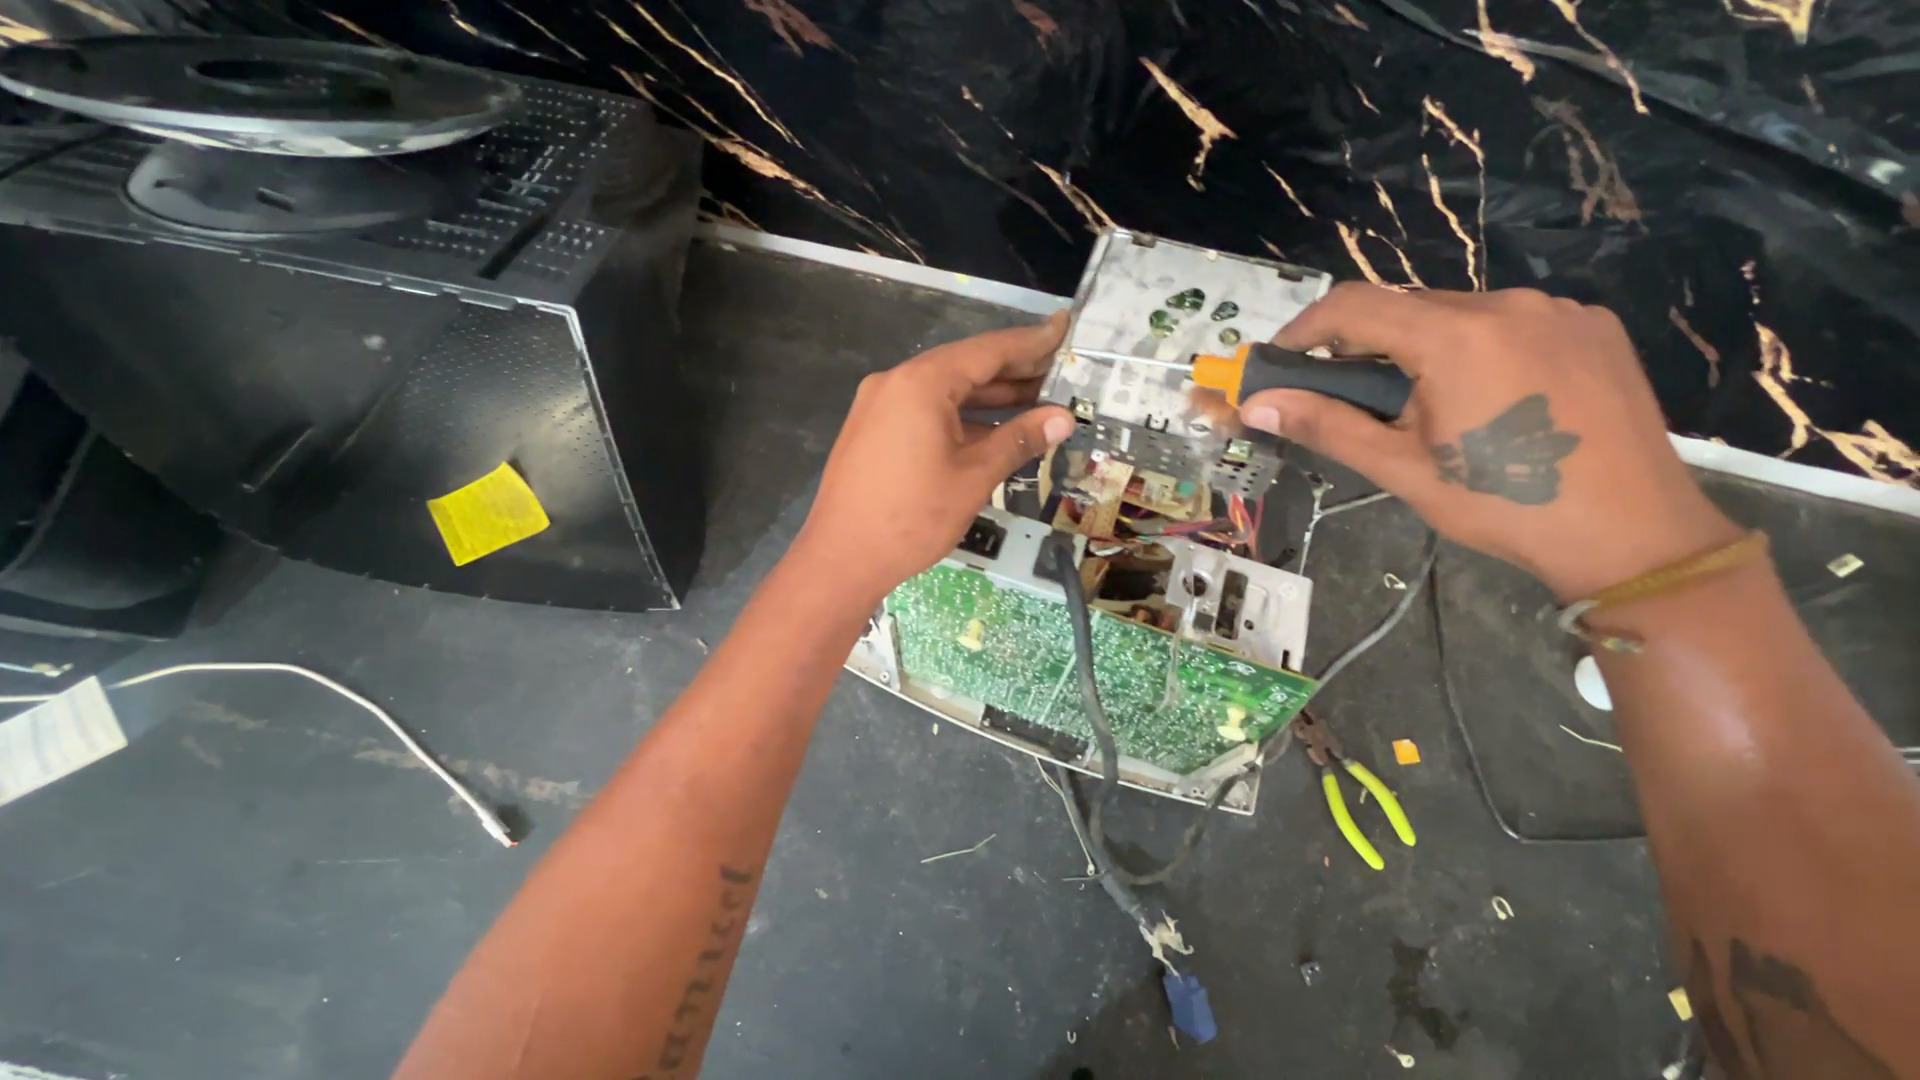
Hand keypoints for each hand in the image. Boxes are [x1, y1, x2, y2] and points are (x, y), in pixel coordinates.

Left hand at [790, 314, 1075, 604]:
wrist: (842, 558)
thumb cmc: (913, 517)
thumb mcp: (975, 476)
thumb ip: (1019, 439)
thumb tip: (1063, 418)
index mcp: (922, 383)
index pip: (987, 350)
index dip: (1031, 342)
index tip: (1064, 330)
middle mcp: (896, 382)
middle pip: (965, 366)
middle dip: (1014, 372)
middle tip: (1061, 373)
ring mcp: (879, 405)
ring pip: (945, 391)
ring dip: (989, 397)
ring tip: (1038, 402)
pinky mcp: (873, 429)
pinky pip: (924, 410)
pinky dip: (960, 417)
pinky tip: (994, 430)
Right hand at [1239, 284, 1738, 598]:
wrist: (1633, 534)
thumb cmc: (1503, 505)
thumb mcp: (1402, 468)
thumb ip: (1327, 425)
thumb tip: (1256, 403)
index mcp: (1456, 336)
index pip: (1355, 305)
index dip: (1306, 328)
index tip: (1280, 360)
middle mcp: (1508, 304)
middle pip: (1408, 306)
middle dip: (1365, 344)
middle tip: (1349, 396)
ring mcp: (1559, 310)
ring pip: (1460, 313)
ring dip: (1421, 346)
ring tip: (1424, 405)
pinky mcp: (1592, 327)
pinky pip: (1511, 322)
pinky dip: (1476, 347)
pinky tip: (1487, 396)